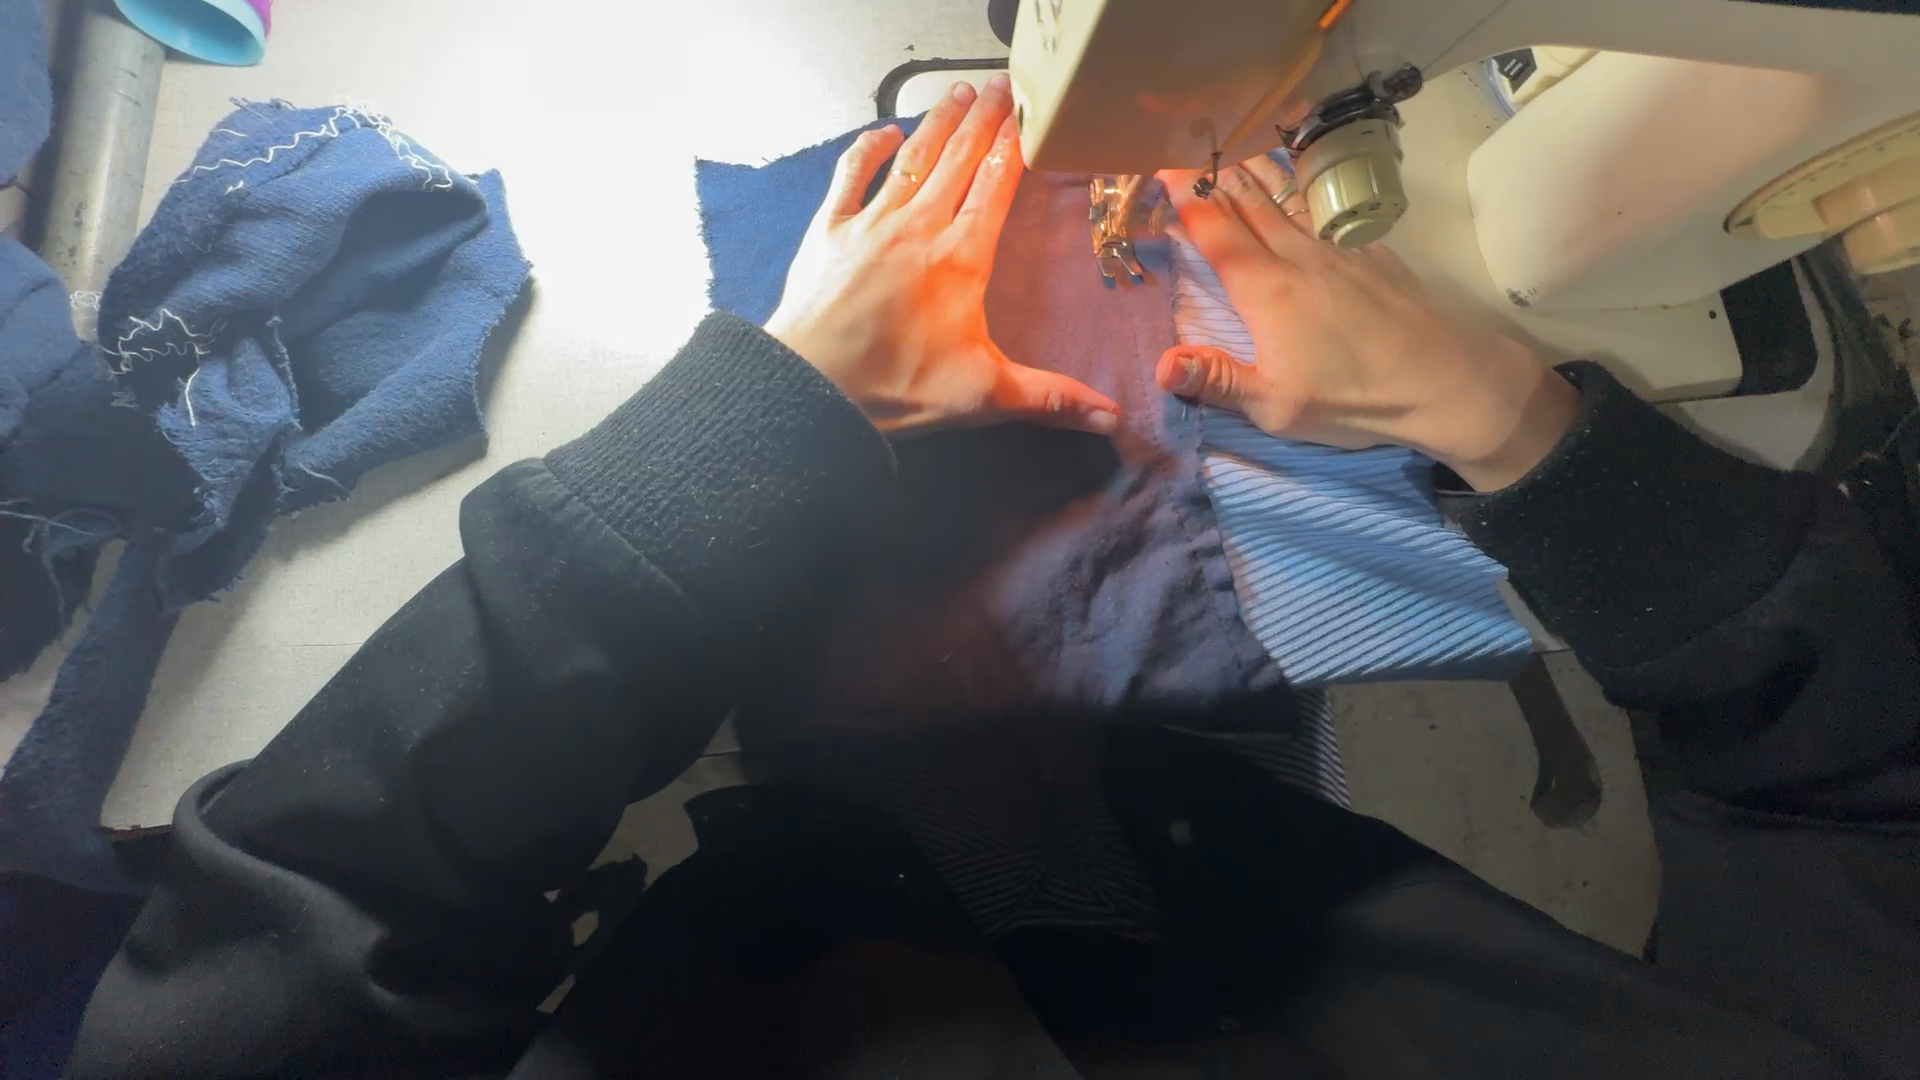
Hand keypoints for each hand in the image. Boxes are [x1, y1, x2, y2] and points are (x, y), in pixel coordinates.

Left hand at [766, 76, 1119, 436]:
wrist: (815, 389)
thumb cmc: (898, 388)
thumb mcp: (983, 396)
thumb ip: (1050, 398)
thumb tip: (1113, 417)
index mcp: (960, 258)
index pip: (995, 185)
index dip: (1014, 145)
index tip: (1028, 113)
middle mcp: (918, 226)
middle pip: (958, 158)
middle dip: (984, 118)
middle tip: (1002, 84)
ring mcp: (870, 223)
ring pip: (912, 157)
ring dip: (938, 122)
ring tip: (959, 91)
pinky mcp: (828, 232)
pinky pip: (850, 175)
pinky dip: (868, 149)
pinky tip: (884, 133)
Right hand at [1156, 156, 1577, 490]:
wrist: (1445, 381)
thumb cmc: (1352, 398)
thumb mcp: (1274, 405)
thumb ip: (1216, 381)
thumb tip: (1161, 365)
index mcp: (1267, 292)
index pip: (1218, 236)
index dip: (1189, 202)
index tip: (1165, 170)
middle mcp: (1298, 258)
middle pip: (1249, 206)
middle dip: (1214, 177)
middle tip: (1190, 151)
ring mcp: (1338, 250)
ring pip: (1286, 200)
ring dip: (1255, 173)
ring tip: (1234, 150)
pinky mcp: (1369, 253)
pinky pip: (1322, 210)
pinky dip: (1299, 188)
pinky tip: (1297, 184)